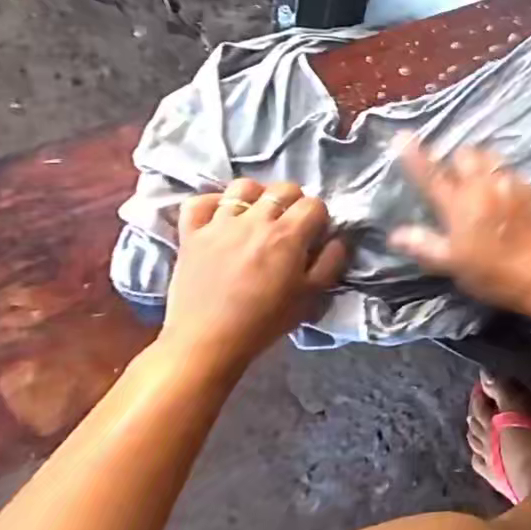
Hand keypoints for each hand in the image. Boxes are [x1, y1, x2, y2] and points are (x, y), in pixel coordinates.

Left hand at [159, 179, 349, 378]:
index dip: (320, 217)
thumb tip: (339, 239)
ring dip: (257, 196)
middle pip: (283, 188)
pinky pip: (199, 202)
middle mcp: (255, 221)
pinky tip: (222, 217)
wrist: (208, 342)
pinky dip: (212, 203)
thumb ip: (331, 262)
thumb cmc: (266, 321)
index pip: (314, 204)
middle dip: (294, 201)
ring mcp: (219, 224)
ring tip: (258, 215)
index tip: (316, 235)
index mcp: (288, 235)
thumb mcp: (312, 296)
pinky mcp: (191, 234)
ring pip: (243, 187)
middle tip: (291, 225)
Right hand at [389, 138, 530, 308]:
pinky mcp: (530, 187)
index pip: (431, 174)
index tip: (402, 136)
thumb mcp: (452, 264)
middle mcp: (484, 185)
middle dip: (455, 160)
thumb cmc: (492, 272)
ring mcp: (510, 182)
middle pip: (464, 153)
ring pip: (490, 156)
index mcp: (460, 203)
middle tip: (453, 177)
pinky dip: (500, 174)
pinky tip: (501, 191)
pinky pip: (510, 169)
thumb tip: (396, 234)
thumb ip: (424, 245)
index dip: (414, 155)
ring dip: (480, 162)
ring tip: (479, 179)